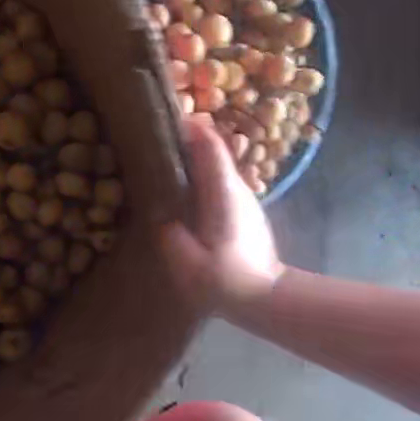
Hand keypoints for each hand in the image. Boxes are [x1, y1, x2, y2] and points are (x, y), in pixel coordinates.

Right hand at [160, 114, 284, 312]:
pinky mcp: (242, 210)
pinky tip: (180, 193)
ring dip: (192, 158)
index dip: (188, 127)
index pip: (210, 144)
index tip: (162, 121)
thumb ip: (169, 235)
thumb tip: (157, 212)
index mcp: (222, 192)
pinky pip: (217, 182)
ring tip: (161, 164)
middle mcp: (236, 187)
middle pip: (213, 148)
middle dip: (185, 139)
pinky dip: (199, 177)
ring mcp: (243, 197)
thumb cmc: (228, 282)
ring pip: (216, 165)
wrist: (267, 298)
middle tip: (153, 141)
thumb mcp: (188, 264)